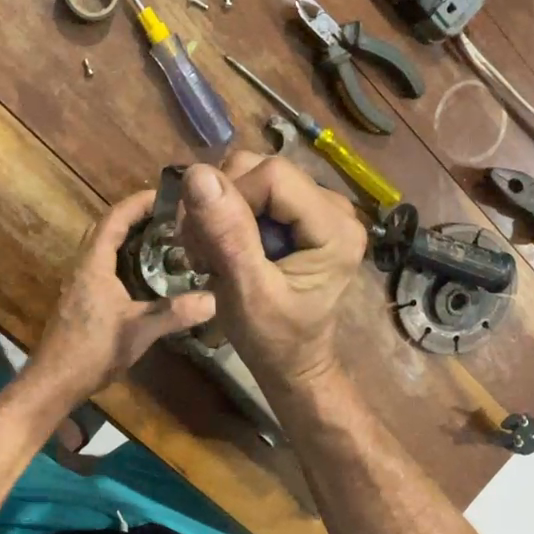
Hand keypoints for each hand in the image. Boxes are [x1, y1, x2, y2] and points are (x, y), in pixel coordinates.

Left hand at [27, 189, 216, 403]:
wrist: (54, 382)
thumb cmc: (92, 350)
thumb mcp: (139, 330)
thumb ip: (175, 312)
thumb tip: (215, 299)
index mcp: (93, 264)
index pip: (115, 218)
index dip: (139, 203)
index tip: (167, 196)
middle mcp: (83, 267)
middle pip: (107, 229)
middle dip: (136, 218)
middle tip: (170, 219)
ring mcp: (79, 284)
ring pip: (104, 249)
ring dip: (130, 239)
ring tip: (163, 241)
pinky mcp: (81, 301)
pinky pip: (104, 267)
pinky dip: (125, 261)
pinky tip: (146, 275)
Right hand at [178, 151, 366, 387]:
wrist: (291, 364)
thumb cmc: (273, 340)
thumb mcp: (247, 293)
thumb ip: (228, 235)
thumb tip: (198, 175)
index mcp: (335, 227)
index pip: (271, 175)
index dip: (229, 199)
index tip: (207, 245)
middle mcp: (335, 207)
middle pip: (260, 169)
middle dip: (219, 205)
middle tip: (200, 252)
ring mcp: (317, 207)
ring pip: (250, 175)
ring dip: (217, 212)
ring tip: (208, 255)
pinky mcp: (299, 213)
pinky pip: (253, 191)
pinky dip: (225, 216)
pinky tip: (219, 250)